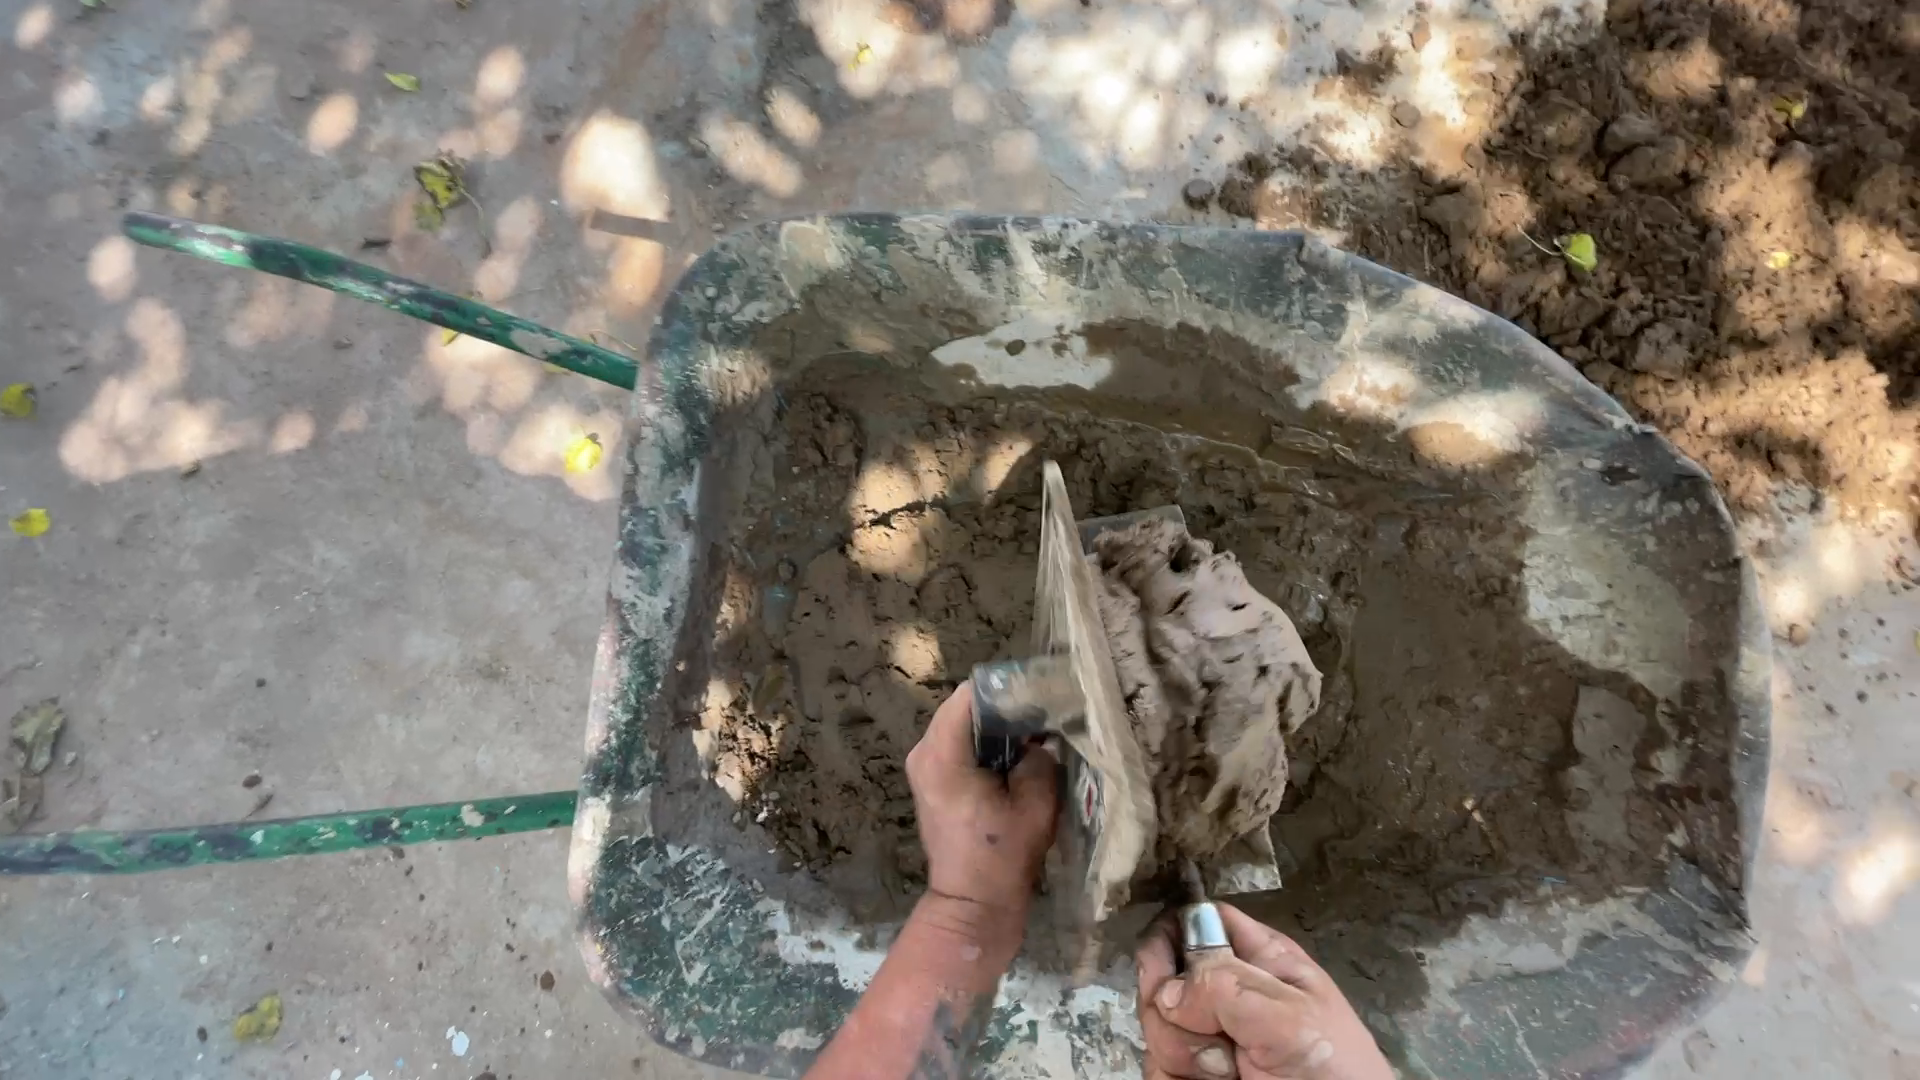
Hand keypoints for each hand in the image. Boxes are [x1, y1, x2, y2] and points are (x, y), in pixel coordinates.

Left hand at [905, 683, 1058, 923]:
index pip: (970, 696)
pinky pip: (958, 741)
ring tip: (1032, 729)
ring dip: (994, 725)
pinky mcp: (931, 777)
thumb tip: (1039, 735)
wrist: (972, 904)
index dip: (1006, 689)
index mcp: (942, 754)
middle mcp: (924, 751)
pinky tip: (1014, 751)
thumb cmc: (1002, 855)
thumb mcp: (1036, 802)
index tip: (1037, 692)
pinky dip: (984, 741)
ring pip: (962, 722)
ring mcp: (923, 763)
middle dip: (1002, 706)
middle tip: (1040, 710)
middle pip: (964, 706)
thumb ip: (1039, 757)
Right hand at [1134, 904, 1392, 1079]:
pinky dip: (1170, 1077)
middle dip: (1172, 1007)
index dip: (1173, 935)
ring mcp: (1207, 1037)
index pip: (1197, 917)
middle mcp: (1226, 991)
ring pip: (1154, 1021)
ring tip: (1225, 1075)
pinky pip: (1155, 1064)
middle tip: (1215, 1039)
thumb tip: (1167, 992)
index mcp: (1258, 958)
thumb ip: (1228, 986)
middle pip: (1164, 970)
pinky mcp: (1193, 1075)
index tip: (1167, 973)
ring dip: (1178, 1051)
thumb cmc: (1333, 1077)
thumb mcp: (1293, 1021)